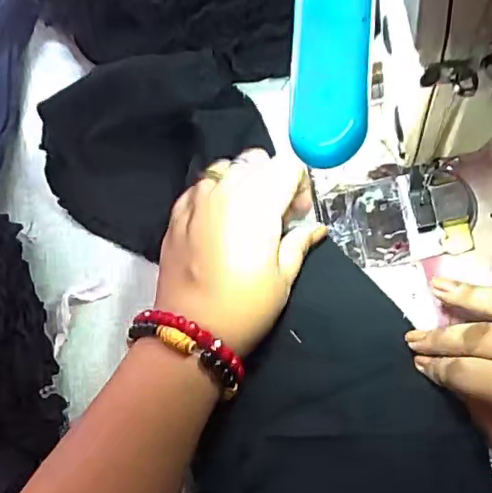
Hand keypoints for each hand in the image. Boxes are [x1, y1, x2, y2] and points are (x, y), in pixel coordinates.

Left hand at [155, 150, 326, 354]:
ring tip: (246, 220)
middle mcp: (225, 190)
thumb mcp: (283, 279)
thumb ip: (299, 243)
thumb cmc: (244, 308)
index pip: (288, 166)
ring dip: (242, 185)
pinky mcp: (176, 214)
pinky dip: (215, 196)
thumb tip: (315, 228)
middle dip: (272, 182)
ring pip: (226, 168)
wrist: (191, 331)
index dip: (299, 187)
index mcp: (257, 203)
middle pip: (257, 161)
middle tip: (276, 218)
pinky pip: (201, 187)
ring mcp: (196, 199)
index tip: (297, 217)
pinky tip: (220, 225)